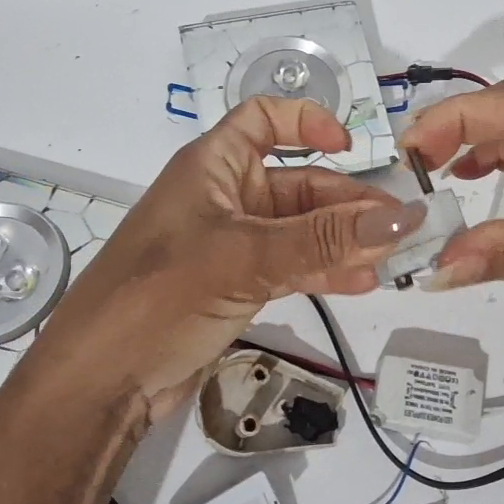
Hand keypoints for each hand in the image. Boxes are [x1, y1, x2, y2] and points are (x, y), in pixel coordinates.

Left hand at [30, 96, 424, 419]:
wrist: (100, 382)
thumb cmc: (161, 296)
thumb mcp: (246, 259)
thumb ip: (325, 240)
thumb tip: (404, 218)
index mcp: (212, 167)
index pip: (263, 120)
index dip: (307, 123)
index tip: (351, 148)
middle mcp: (224, 198)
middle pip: (297, 184)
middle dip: (347, 204)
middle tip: (402, 228)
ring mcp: (230, 246)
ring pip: (300, 230)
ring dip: (344, 241)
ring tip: (393, 259)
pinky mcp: (235, 287)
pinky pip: (291, 267)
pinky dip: (324, 272)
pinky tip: (362, 282)